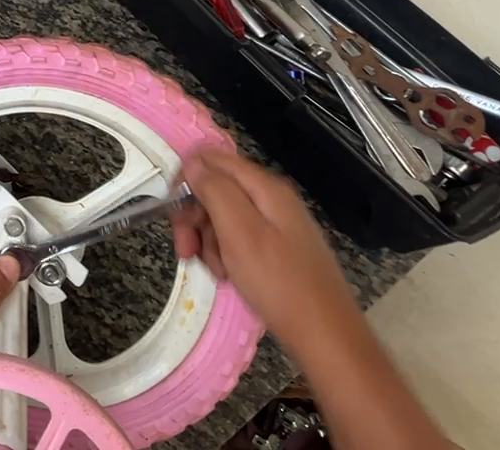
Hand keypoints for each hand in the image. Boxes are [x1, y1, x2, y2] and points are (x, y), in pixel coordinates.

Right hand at [170, 147, 360, 351]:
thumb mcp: (239, 232)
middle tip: (185, 247)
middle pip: (216, 190)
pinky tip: (226, 274)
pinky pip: (238, 238)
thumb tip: (192, 161)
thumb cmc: (279, 282)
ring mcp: (277, 225)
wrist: (327, 339)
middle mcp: (272, 200)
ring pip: (223, 216)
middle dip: (194, 216)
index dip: (187, 178)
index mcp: (265, 188)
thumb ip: (214, 189)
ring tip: (212, 269)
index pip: (213, 159)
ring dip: (207, 239)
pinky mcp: (278, 249)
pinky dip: (224, 253)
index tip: (173, 207)